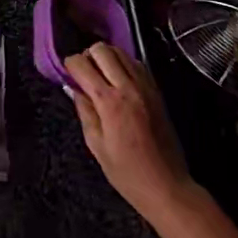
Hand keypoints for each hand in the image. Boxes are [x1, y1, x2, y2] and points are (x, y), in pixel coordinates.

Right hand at [65, 44, 192, 216]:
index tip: (68, 77)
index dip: (69, 66)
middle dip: (88, 56)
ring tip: (102, 78)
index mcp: (109, 102)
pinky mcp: (158, 93)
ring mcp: (146, 89)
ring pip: (121, 52)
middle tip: (85, 75)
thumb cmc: (127, 172)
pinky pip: (137, 65)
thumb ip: (83, 110)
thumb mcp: (95, 144)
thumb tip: (74, 87)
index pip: (81, 63)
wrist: (169, 188)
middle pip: (102, 49)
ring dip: (107, 59)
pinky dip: (124, 65)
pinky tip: (119, 83)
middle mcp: (129, 88)